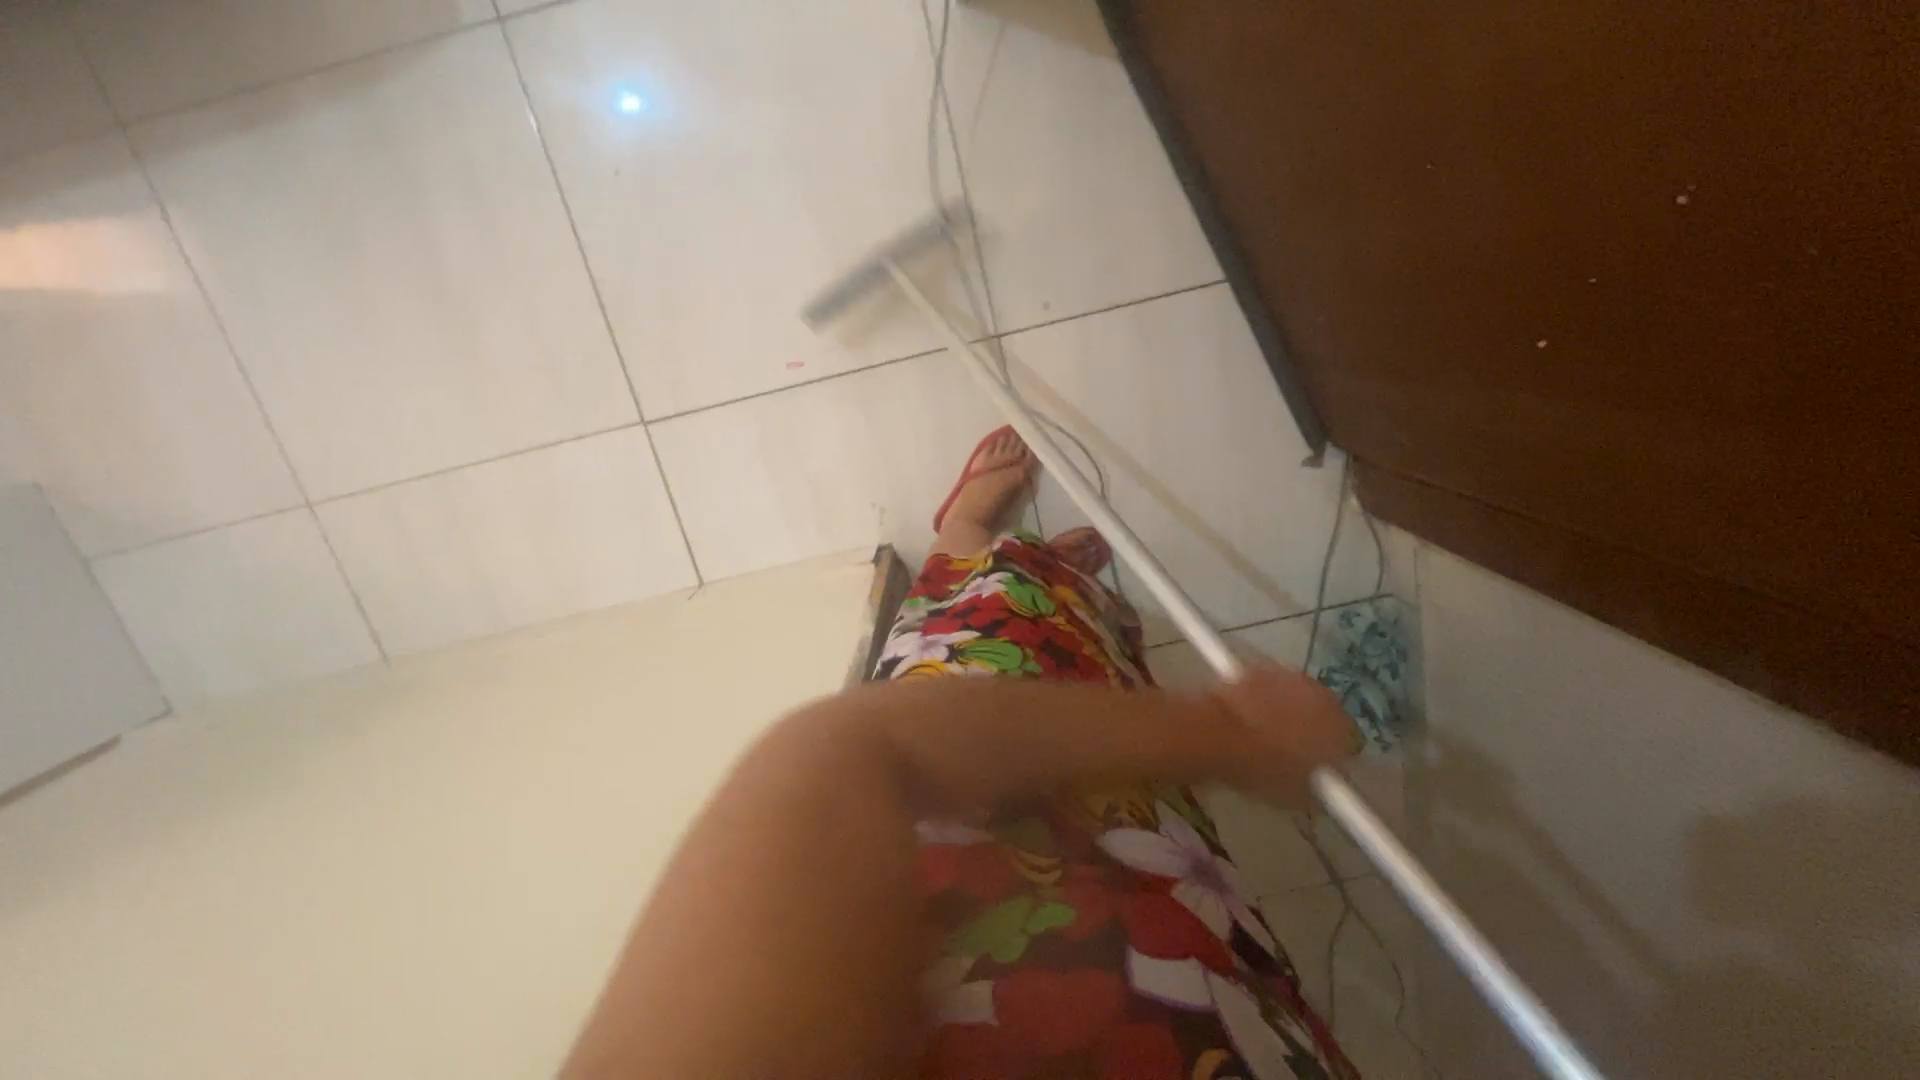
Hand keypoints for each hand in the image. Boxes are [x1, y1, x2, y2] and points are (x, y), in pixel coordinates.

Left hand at [1208, 663, 1357, 806]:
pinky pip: (1272, 684)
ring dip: (1290, 707)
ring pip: (1299, 695)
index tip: (1318, 767)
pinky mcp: (1264, 666)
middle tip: (1291, 747)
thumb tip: (1323, 788)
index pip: (1349, 743)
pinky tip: (1249, 712)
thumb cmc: (1261, 769)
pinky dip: (1266, 694)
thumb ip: (1320, 789)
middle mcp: (1325, 698)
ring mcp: (1293, 677)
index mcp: (1342, 730)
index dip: (1333, 756)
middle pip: (1326, 713)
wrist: (1218, 733)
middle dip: (1314, 727)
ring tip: (1266, 729)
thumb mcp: (1297, 796)